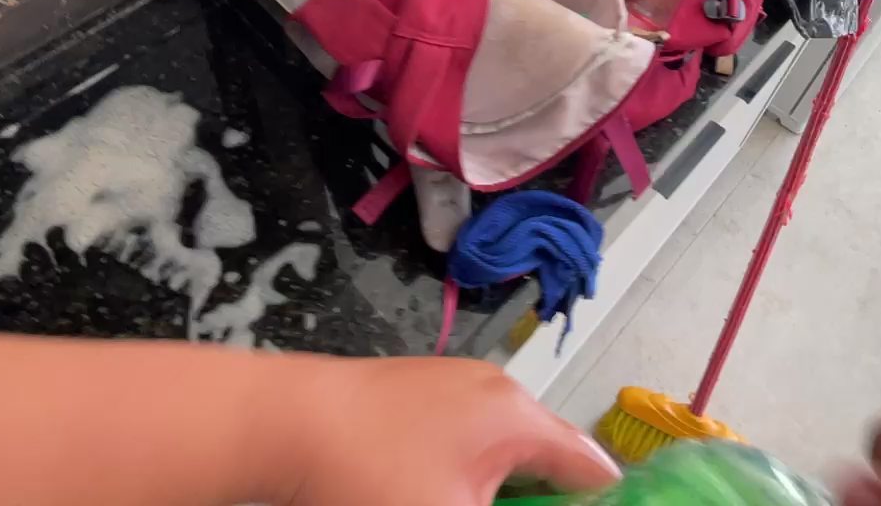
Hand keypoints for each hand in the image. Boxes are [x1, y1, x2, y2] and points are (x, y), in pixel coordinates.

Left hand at [281, 356, 619, 505]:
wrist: (289, 423)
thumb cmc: (374, 478)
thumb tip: (515, 503)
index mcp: (515, 415)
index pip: (590, 467)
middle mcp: (493, 389)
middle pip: (548, 460)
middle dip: (545, 504)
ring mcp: (452, 386)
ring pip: (506, 453)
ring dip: (507, 496)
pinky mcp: (419, 394)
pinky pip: (468, 443)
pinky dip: (473, 480)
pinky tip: (445, 499)